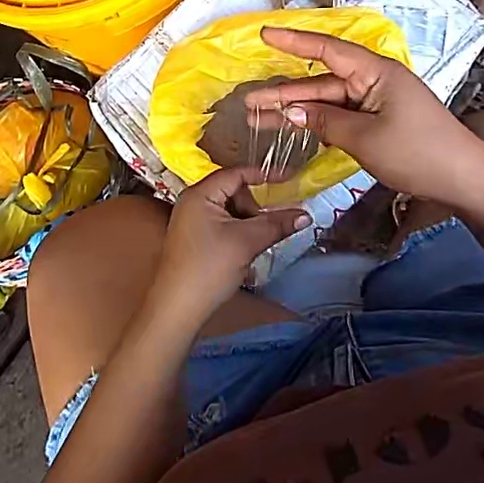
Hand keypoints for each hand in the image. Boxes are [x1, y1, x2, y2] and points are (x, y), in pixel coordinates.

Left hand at [148, 166, 308, 324]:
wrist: (177, 309)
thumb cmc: (209, 269)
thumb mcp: (247, 242)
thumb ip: (277, 224)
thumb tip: (305, 215)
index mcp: (200, 194)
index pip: (237, 173)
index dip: (265, 175)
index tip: (290, 179)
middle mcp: (193, 202)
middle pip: (234, 192)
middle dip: (255, 207)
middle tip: (266, 227)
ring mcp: (192, 221)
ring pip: (231, 210)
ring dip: (248, 222)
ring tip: (254, 243)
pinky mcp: (195, 238)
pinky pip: (223, 224)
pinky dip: (239, 232)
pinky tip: (245, 249)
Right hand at [244, 27, 483, 206]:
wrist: (462, 178)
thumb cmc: (417, 152)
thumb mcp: (366, 137)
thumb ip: (325, 121)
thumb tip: (291, 111)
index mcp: (376, 73)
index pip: (328, 50)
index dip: (294, 42)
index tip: (265, 35)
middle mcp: (375, 81)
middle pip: (322, 81)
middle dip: (285, 92)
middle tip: (248, 103)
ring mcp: (377, 102)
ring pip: (329, 101)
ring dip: (298, 111)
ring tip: (259, 119)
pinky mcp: (380, 122)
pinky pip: (342, 116)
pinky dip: (319, 123)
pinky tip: (294, 130)